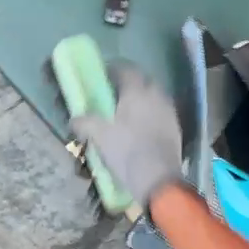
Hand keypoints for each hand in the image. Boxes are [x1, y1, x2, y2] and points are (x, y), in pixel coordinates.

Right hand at [70, 64, 184, 205]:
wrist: (158, 179)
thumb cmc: (126, 151)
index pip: (125, 69)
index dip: (112, 70)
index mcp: (137, 90)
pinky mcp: (175, 128)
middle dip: (128, 85)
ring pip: (153, 98)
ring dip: (140, 101)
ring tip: (127, 114)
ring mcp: (169, 111)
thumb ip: (85, 123)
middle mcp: (157, 95)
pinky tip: (140, 129)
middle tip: (114, 95)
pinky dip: (149, 115)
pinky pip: (160, 113)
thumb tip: (73, 119)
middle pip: (142, 81)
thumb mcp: (100, 136)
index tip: (102, 76)